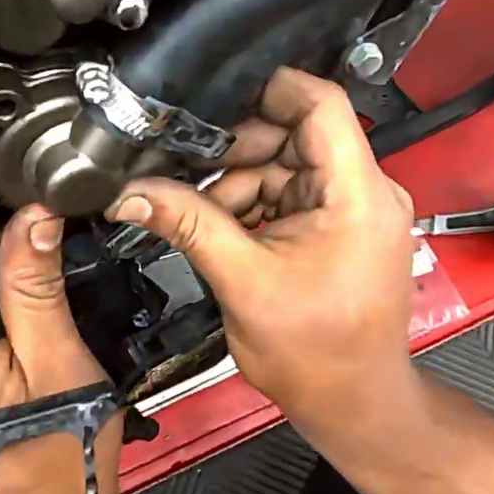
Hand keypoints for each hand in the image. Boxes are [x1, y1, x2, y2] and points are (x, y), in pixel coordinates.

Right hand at [104, 68, 419, 432]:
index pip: (322, 104)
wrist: (352, 403)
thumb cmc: (318, 355)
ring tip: (205, 216)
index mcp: (357, 194)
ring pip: (283, 163)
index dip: (270, 89)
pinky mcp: (334, 225)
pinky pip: (286, 192)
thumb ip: (188, 226)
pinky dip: (252, 203)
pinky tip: (225, 228)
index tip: (216, 98)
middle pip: (294, 133)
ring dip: (239, 183)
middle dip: (239, 150)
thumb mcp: (243, 281)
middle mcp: (363, 191)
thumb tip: (131, 195)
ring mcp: (350, 208)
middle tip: (191, 173)